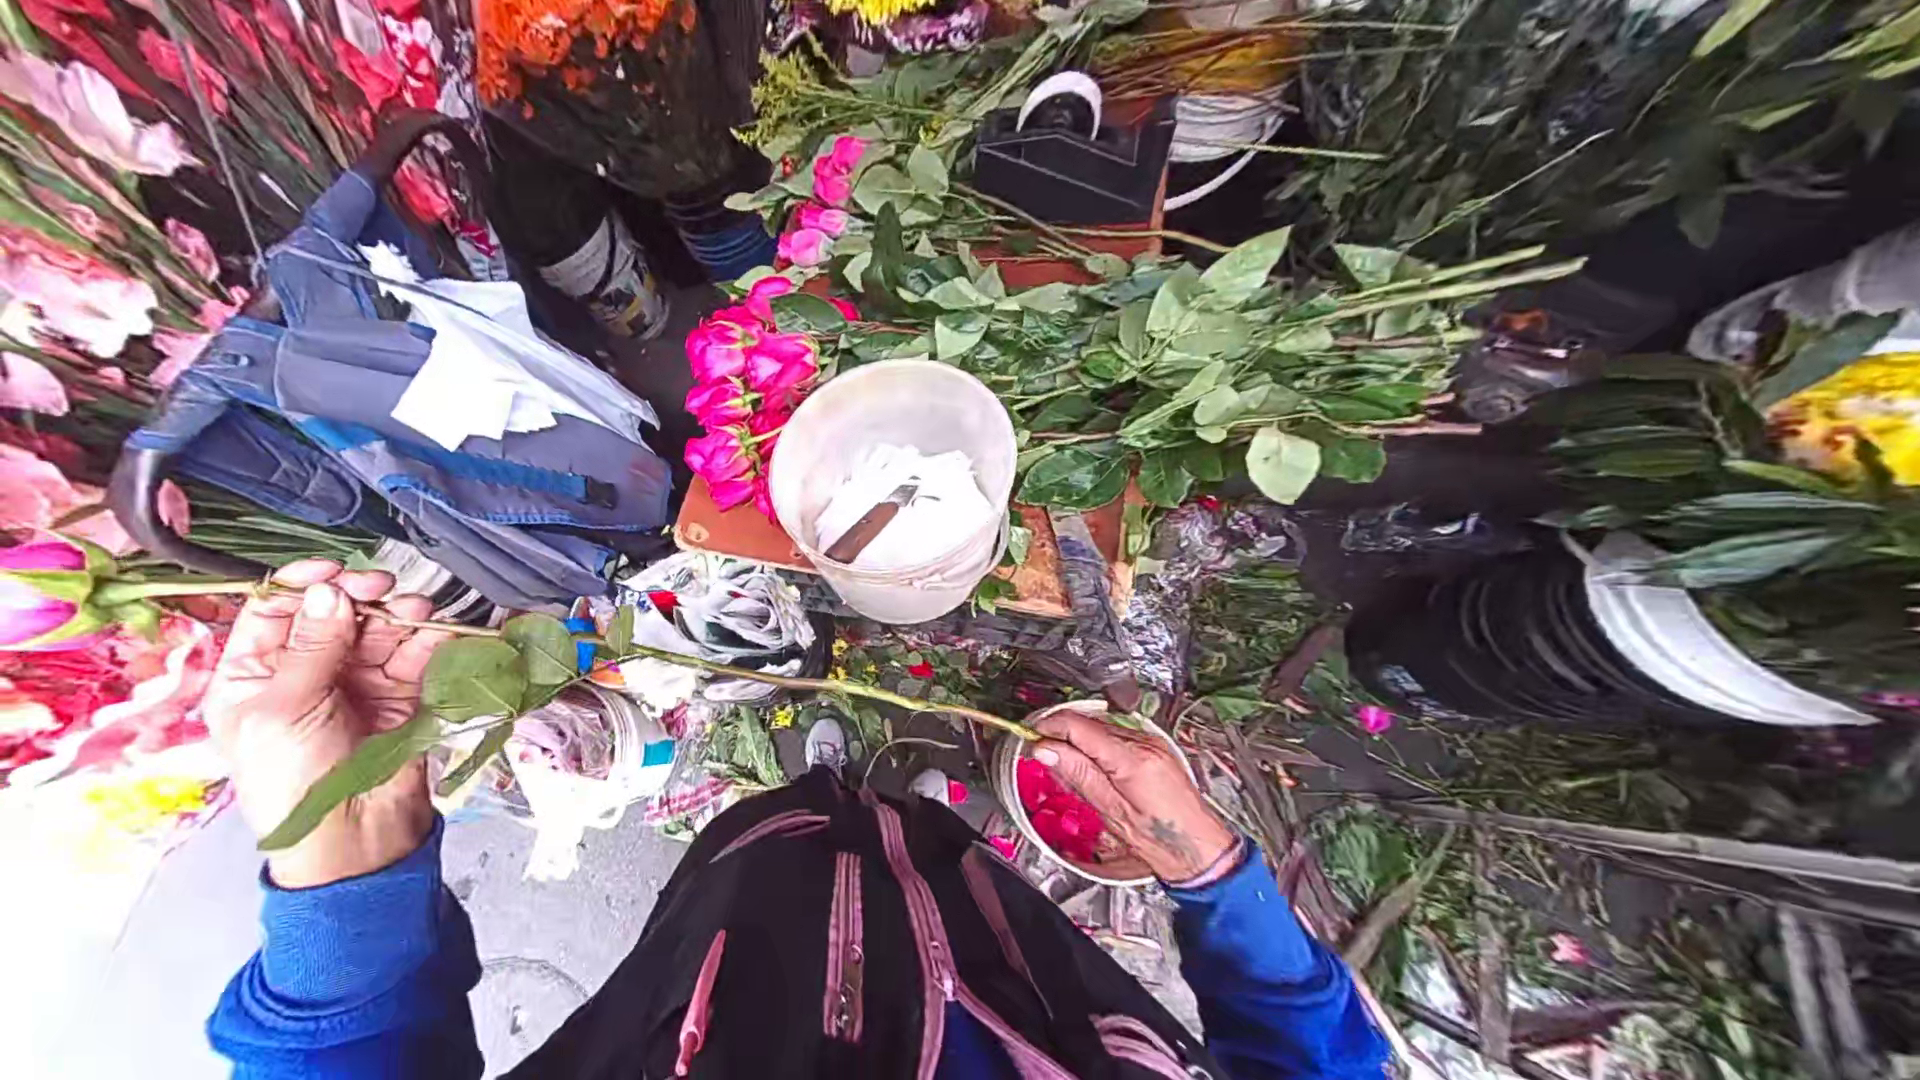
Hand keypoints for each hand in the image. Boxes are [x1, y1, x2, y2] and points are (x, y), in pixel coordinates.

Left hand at [202, 560, 452, 887]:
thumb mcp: (281, 710)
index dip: (303, 585)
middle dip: (362, 598)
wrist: (355, 823)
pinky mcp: (405, 687)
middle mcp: (309, 668)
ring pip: (384, 628)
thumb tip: (329, 592)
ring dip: (402, 616)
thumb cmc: (293, 776)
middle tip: (384, 589)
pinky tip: (437, 635)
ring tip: (417, 614)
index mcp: (255, 673)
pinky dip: (431, 639)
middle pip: (338, 613)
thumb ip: (309, 648)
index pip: (275, 611)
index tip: (334, 571)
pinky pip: (419, 651)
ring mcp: (360, 677)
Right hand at [1033, 710, 1235, 883]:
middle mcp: (1143, 742)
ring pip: (1099, 726)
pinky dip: (1094, 744)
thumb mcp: (1109, 811)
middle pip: (1087, 722)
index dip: (1049, 728)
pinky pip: (1114, 735)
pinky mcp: (1152, 746)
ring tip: (1064, 765)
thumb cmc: (1160, 840)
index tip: (1030, 738)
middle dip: (1060, 734)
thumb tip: (1046, 750)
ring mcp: (1150, 741)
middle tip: (1041, 755)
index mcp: (1132, 758)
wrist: (1200, 849)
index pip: (1079, 726)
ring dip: (1076, 739)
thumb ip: (1077, 774)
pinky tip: (1089, 765)